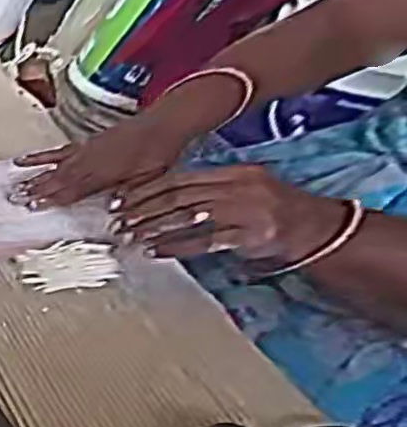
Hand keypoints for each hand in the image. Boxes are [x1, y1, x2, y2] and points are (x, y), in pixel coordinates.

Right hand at [15, 117, 195, 208]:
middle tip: (14, 200)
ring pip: (54, 168)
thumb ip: (130, 191)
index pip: (74, 190)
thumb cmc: (163, 149)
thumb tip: (111, 208)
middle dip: (35, 191)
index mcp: (106, 174)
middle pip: (58, 180)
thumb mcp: (153, 174)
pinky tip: (23, 161)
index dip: (53, 199)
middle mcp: (92, 163)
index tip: (33, 207)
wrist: (172, 118)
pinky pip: (58, 152)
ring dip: (33, 179)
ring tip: (14, 188)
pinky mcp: (85, 144)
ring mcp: (86, 152)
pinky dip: (39, 157)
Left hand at [110, 165, 348, 261]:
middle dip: (141, 212)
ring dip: (152, 229)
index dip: (143, 191)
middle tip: (116, 225)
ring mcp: (249, 209)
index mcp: (235, 173)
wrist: (311, 225)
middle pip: (179, 197)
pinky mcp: (251, 233)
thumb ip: (197, 192)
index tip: (115, 204)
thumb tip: (146, 201)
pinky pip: (204, 241)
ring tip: (128, 238)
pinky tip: (152, 252)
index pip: (180, 179)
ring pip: (188, 217)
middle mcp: (242, 187)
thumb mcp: (233, 191)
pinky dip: (174, 247)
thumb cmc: (260, 209)